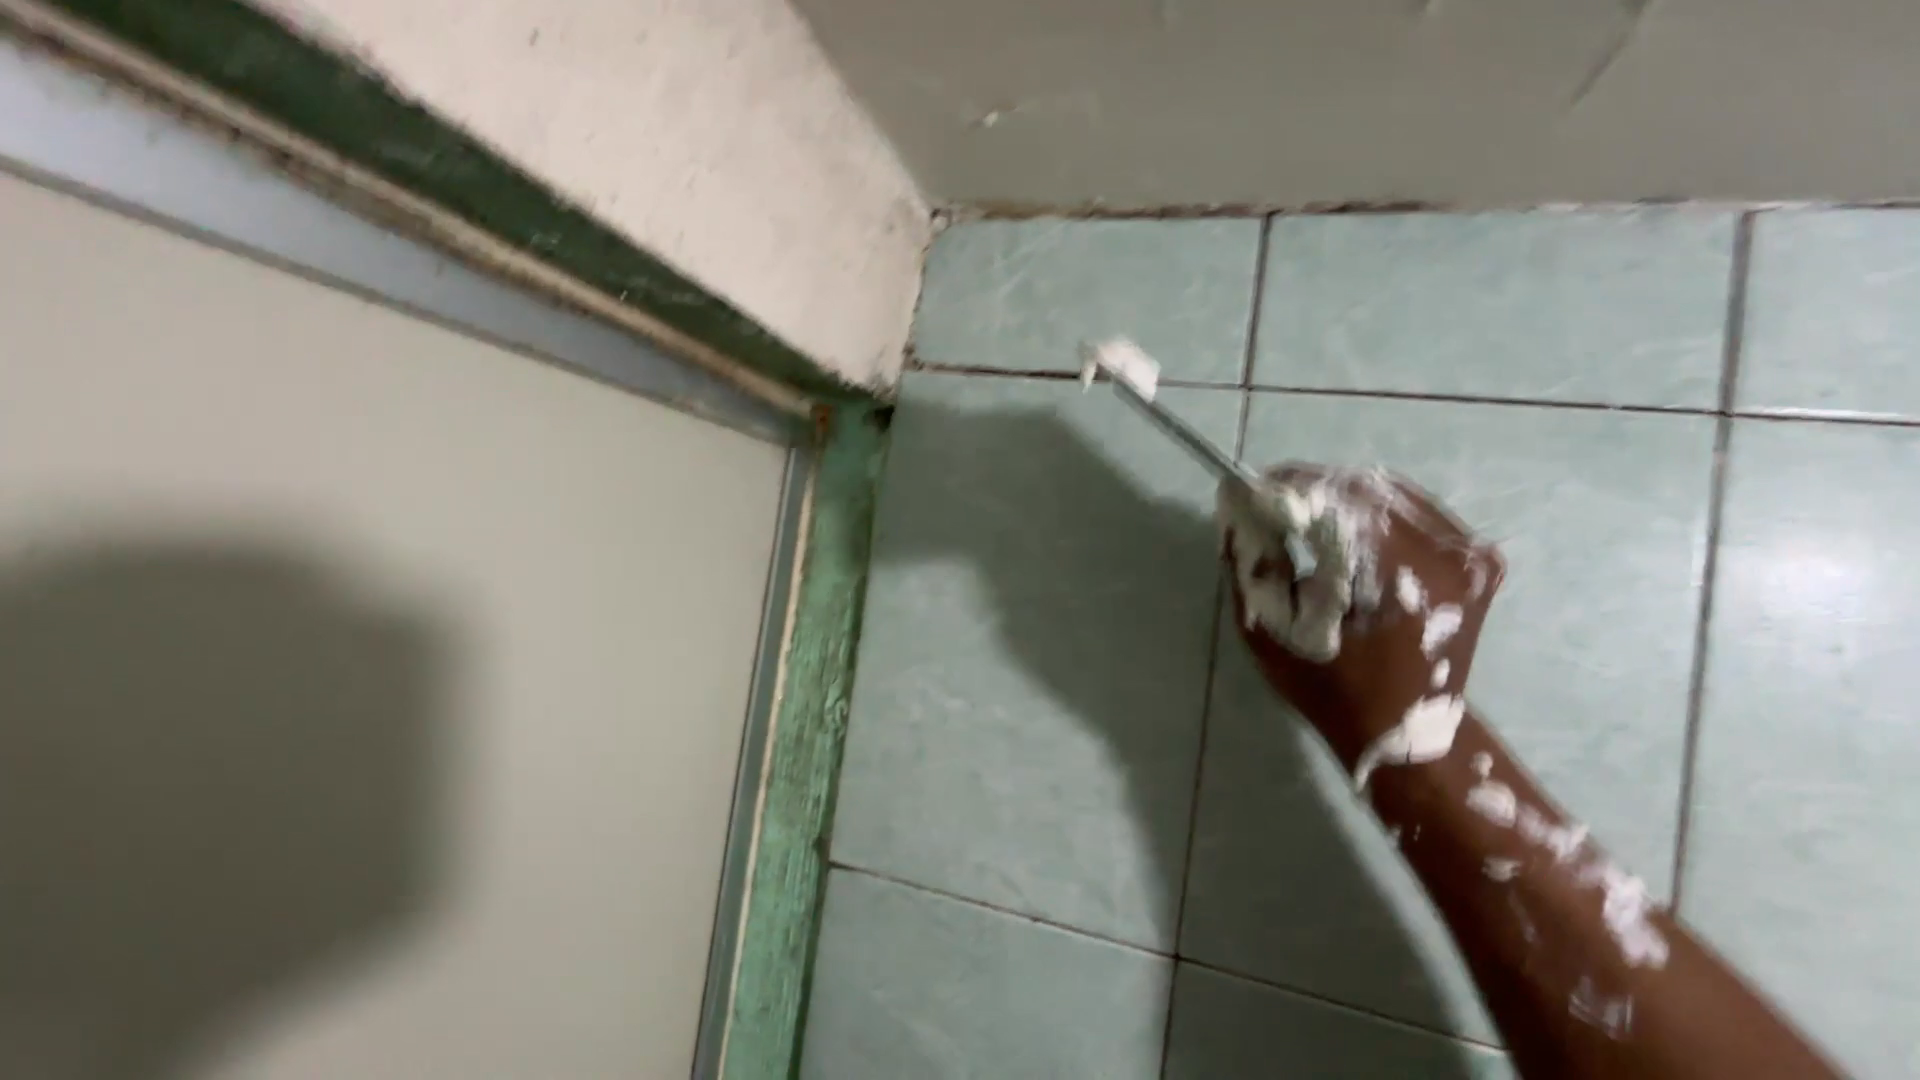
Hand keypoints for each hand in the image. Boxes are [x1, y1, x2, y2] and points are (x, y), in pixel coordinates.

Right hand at [1218, 464, 1505, 781]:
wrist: (1402, 730)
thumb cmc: (1327, 686)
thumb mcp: (1269, 631)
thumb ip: (1250, 563)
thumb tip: (1237, 506)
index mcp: (1388, 575)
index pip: (1327, 499)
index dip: (1281, 487)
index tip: (1243, 488)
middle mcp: (1439, 553)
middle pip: (1360, 488)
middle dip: (1308, 487)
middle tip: (1269, 500)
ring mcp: (1467, 554)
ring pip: (1390, 492)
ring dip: (1341, 496)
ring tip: (1303, 512)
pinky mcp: (1478, 559)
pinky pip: (1418, 510)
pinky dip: (1376, 510)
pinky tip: (1347, 528)